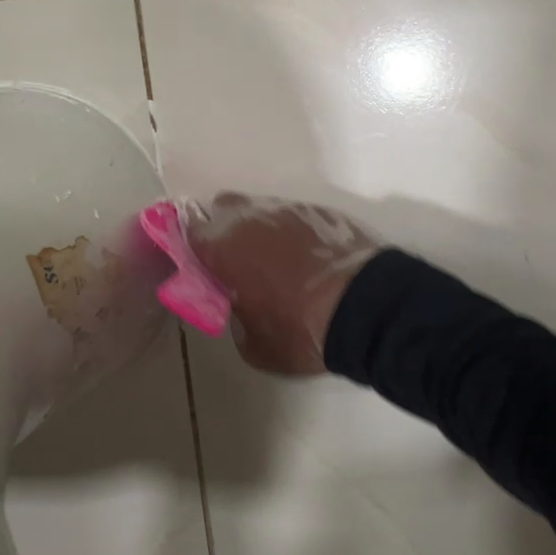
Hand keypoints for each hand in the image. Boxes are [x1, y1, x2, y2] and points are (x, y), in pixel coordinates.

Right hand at [181, 193, 381, 374]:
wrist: (366, 309)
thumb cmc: (300, 331)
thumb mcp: (254, 346)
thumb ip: (236, 317)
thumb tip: (242, 305)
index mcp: (224, 247)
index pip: (188, 231)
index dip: (192, 247)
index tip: (200, 264)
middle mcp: (251, 218)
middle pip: (222, 208)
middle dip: (223, 228)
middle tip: (235, 259)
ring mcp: (289, 209)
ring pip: (260, 209)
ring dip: (259, 229)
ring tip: (276, 260)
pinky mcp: (322, 211)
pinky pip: (295, 216)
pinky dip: (293, 232)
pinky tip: (308, 257)